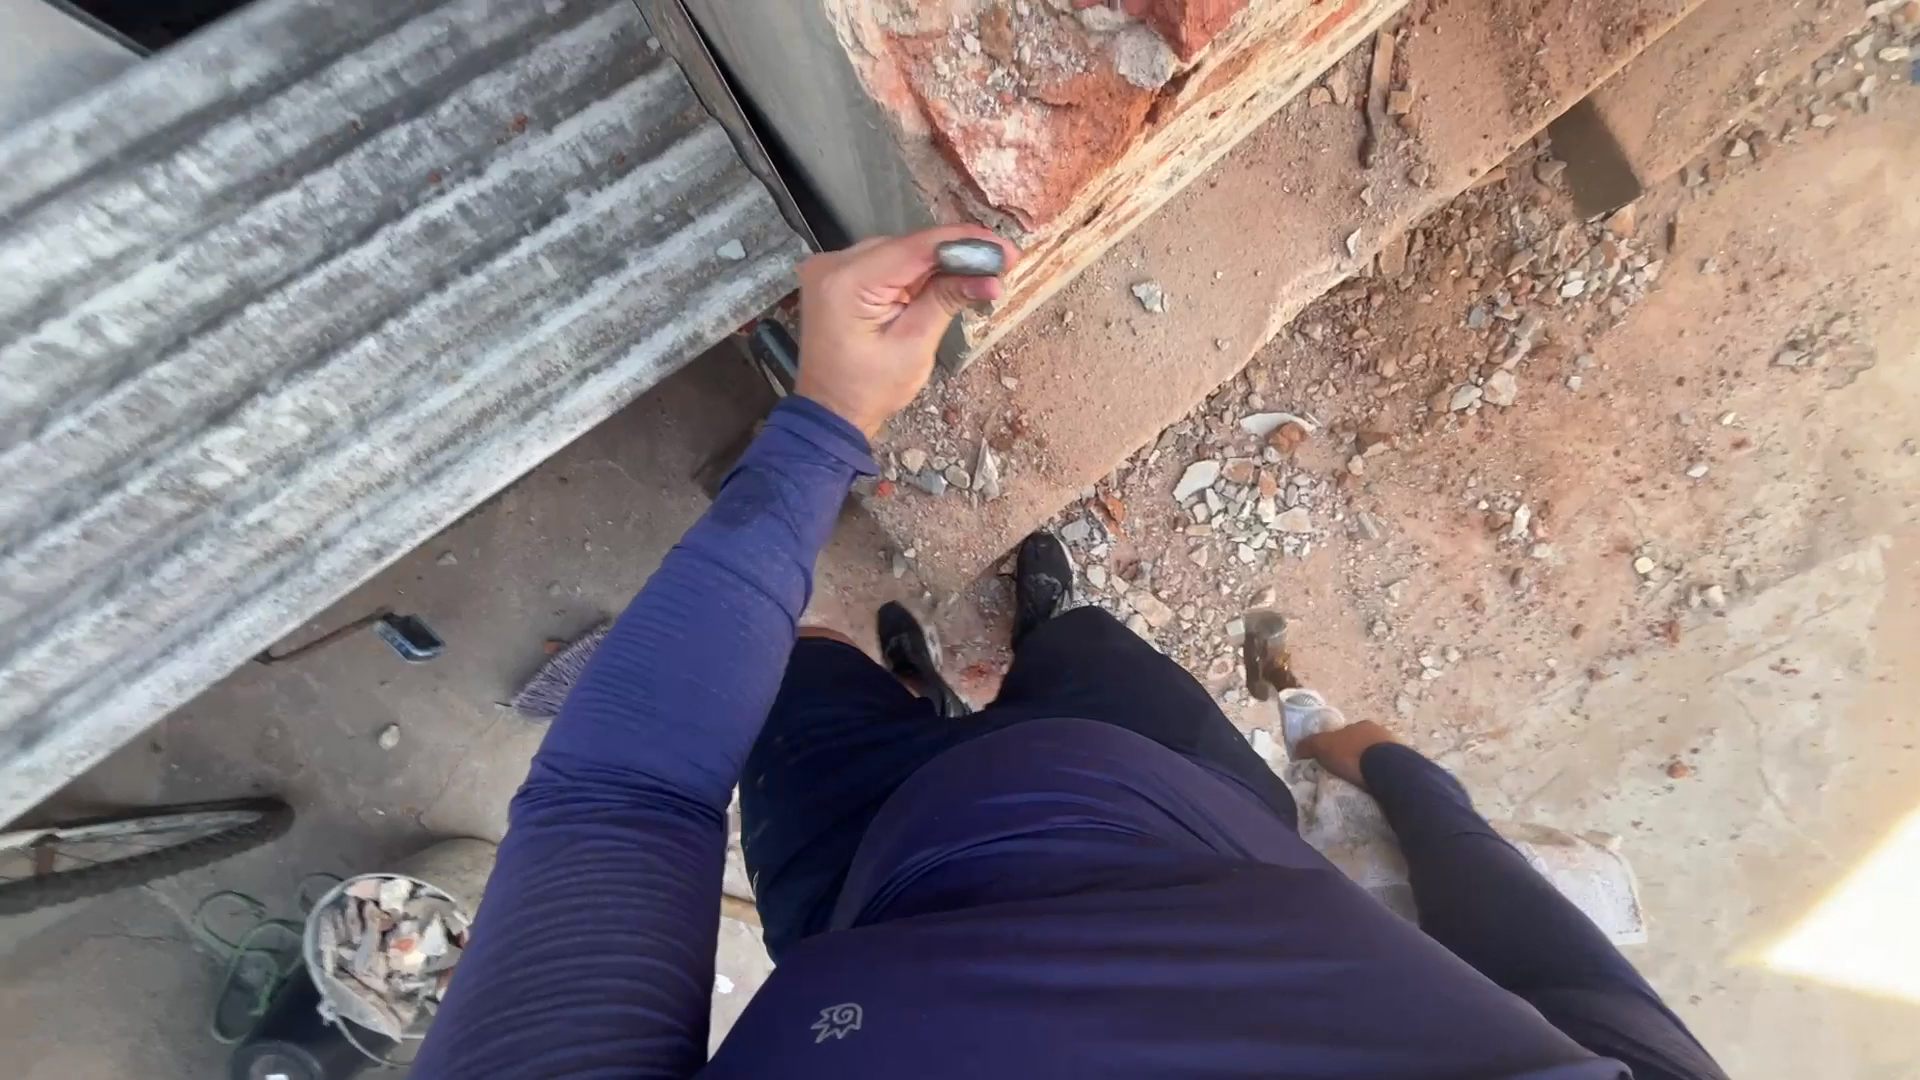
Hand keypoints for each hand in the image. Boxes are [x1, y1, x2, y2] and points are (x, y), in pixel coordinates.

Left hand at [794, 226, 1018, 437]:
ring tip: (978, 274)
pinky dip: (914, 272)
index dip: (964, 243)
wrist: (831, 411)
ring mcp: (831, 268)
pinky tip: (943, 280)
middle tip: (999, 263)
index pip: (915, 247)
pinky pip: (884, 264)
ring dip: (937, 263)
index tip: (1004, 248)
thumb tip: (990, 277)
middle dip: (954, 254)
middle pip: (906, 246)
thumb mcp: (914, 345)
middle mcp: (832, 264)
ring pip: (898, 252)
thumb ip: (946, 300)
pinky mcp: (837, 278)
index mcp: (847, 281)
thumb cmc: (870, 389)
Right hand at [1294, 720, 1399, 789]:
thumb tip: (1296, 749)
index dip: (1335, 745)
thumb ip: (1308, 745)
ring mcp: (1397, 748)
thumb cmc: (1353, 754)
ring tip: (1360, 783)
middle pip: (1361, 744)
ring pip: (1377, 757)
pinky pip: (1389, 771)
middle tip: (1344, 772)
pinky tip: (1375, 787)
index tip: (1330, 760)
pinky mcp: (1409, 766)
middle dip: (1353, 756)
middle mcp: (1380, 732)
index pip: (1344, 733)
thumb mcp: (1321, 746)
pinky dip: (1381, 777)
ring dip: (1369, 767)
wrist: (1389, 771)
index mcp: (1361, 724)